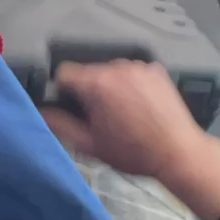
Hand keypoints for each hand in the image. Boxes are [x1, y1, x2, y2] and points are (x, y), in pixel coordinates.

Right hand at [41, 60, 211, 179]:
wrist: (178, 153)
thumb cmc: (133, 152)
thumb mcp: (90, 145)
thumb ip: (60, 125)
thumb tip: (41, 112)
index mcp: (96, 84)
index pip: (64, 72)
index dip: (63, 90)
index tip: (72, 106)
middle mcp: (117, 68)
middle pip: (89, 71)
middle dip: (89, 90)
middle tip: (100, 116)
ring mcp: (139, 66)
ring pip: (111, 71)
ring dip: (110, 85)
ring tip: (122, 112)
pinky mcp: (156, 70)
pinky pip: (132, 71)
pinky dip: (131, 84)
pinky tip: (139, 105)